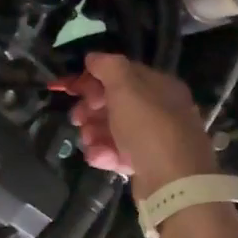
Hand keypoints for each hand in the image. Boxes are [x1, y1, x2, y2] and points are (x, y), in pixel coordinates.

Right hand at [55, 53, 219, 198]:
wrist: (174, 180)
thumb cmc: (149, 127)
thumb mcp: (126, 88)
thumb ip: (108, 67)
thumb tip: (93, 57)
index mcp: (158, 85)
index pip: (118, 73)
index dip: (89, 78)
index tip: (64, 88)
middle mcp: (157, 108)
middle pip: (112, 102)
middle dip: (89, 109)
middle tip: (78, 118)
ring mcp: (151, 136)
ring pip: (110, 128)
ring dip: (93, 133)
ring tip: (91, 143)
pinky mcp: (144, 161)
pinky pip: (116, 151)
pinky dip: (105, 153)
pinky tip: (100, 158)